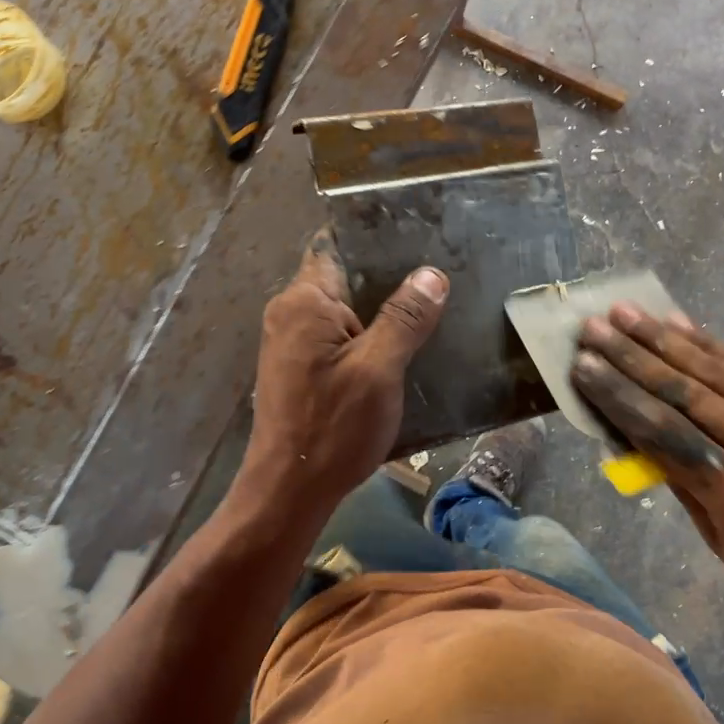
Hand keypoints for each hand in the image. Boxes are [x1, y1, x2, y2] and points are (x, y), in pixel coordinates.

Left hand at [244, 231, 447, 507]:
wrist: (288, 492)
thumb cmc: (333, 427)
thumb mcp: (378, 370)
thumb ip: (404, 318)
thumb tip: (432, 274)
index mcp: (303, 302)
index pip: (335, 246)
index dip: (372, 237)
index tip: (414, 231)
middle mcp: (289, 312)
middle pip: (340, 276)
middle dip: (383, 273)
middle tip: (435, 269)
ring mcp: (289, 341)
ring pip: (340, 307)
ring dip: (377, 307)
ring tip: (427, 301)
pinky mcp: (297, 366)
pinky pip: (335, 334)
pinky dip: (364, 333)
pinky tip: (399, 342)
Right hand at [571, 305, 723, 659]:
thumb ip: (681, 482)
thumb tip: (632, 431)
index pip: (664, 434)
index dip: (618, 396)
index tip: (581, 366)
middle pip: (686, 393)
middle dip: (633, 356)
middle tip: (593, 327)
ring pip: (720, 374)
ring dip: (666, 339)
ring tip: (626, 313)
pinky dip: (714, 348)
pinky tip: (680, 325)